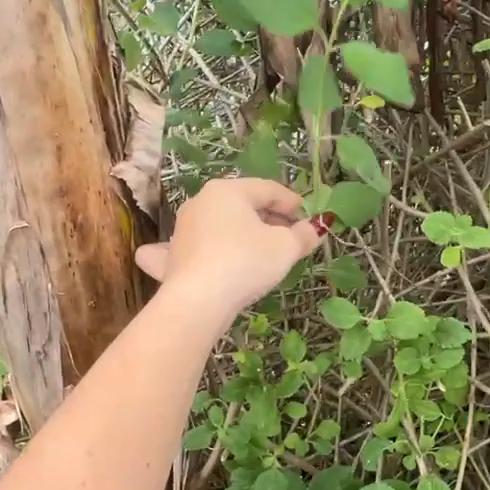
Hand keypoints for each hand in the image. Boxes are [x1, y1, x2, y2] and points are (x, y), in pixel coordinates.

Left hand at [134, 178, 325, 323]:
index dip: (292, 202)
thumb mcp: (285, 248)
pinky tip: (227, 261)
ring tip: (265, 250)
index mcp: (228, 190)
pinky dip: (219, 248)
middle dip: (270, 218)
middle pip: (243, 205)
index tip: (308, 217)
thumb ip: (303, 235)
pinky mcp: (174, 255)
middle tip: (291, 236)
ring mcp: (184, 228)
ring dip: (246, 233)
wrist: (198, 301)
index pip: (268, 188)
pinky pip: (203, 245)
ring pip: (223, 224)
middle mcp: (201, 202)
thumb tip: (315, 229)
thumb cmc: (246, 262)